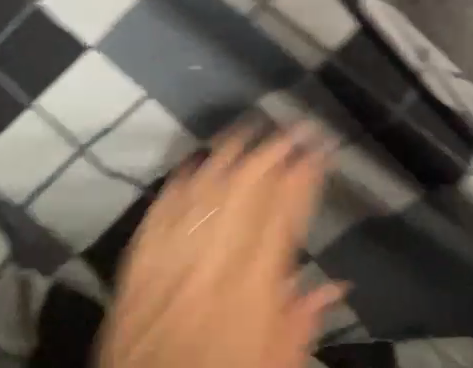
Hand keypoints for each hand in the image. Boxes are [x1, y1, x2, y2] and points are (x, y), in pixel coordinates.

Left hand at [98, 128, 344, 367]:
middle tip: (292, 128)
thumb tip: (337, 286)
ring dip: (225, 157)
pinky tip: (189, 165)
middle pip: (245, 192)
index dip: (304, 175)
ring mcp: (171, 263)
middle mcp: (212, 266)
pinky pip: (158, 216)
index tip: (319, 148)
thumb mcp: (275, 365)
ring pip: (202, 194)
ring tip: (247, 131)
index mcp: (253, 290)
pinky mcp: (135, 270)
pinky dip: (175, 187)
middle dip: (271, 153)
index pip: (284, 215)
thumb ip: (302, 322)